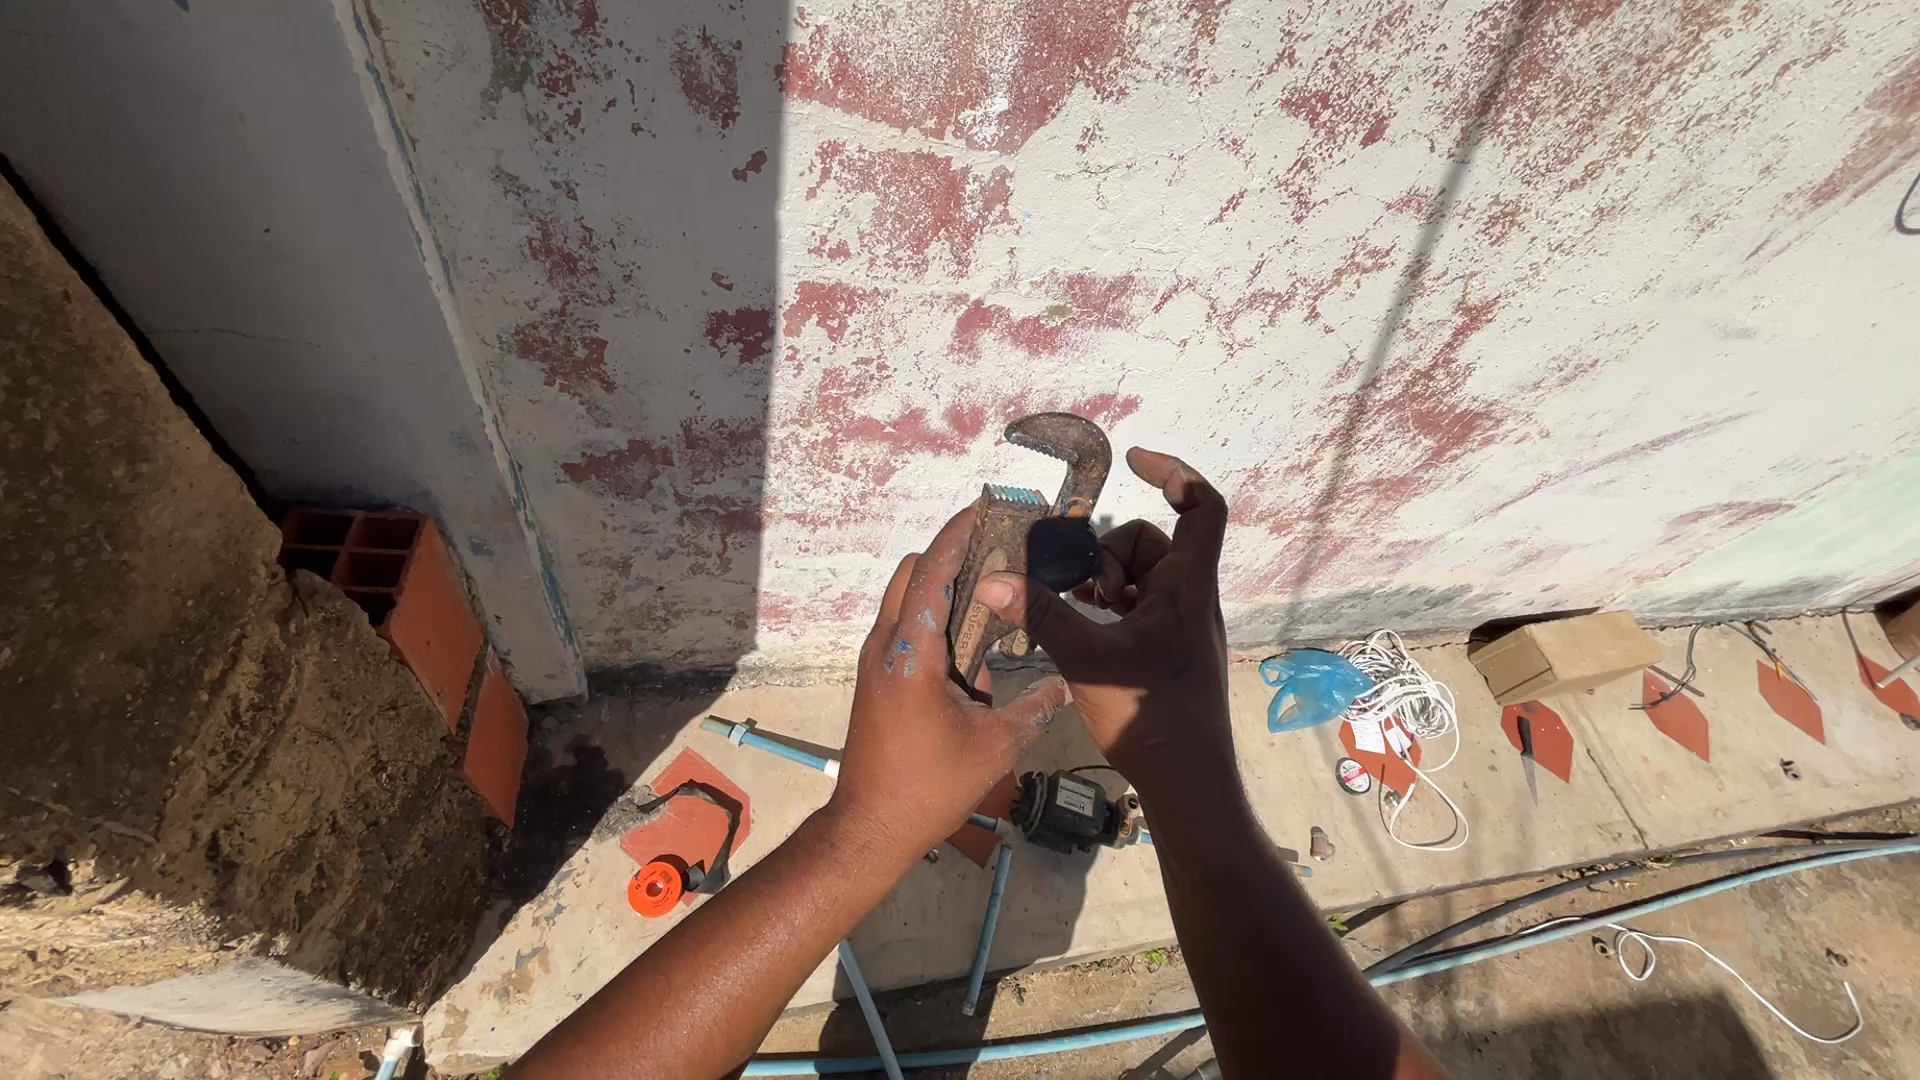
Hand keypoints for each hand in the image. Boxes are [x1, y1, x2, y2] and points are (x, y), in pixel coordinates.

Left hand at [827, 506, 1070, 859]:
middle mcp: (886, 644)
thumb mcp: (994, 747)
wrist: (869, 827)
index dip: (957, 534)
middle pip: (913, 573)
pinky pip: (907, 628)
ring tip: (993, 597)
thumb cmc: (929, 786)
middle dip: (952, 555)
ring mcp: (877, 660)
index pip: (932, 571)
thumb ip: (1033, 708)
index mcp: (911, 652)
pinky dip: (936, 619)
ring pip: (907, 599)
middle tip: (999, 556)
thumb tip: (1065, 686)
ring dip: (944, 589)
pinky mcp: (878, 677)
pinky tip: (974, 646)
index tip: (984, 508)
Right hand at [973, 448, 1232, 794]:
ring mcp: (1181, 623)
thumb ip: (1041, 614)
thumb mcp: (1086, 658)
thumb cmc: (1147, 716)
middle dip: (1110, 553)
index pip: (1203, 508)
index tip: (1135, 460)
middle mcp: (1190, 597)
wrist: (1186, 781)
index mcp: (1186, 588)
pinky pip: (1139, 603)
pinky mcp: (1169, 646)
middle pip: (1153, 542)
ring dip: (1106, 580)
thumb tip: (993, 580)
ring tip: (1078, 608)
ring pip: (1141, 574)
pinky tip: (1084, 625)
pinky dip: (1110, 603)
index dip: (1175, 473)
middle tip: (1084, 590)